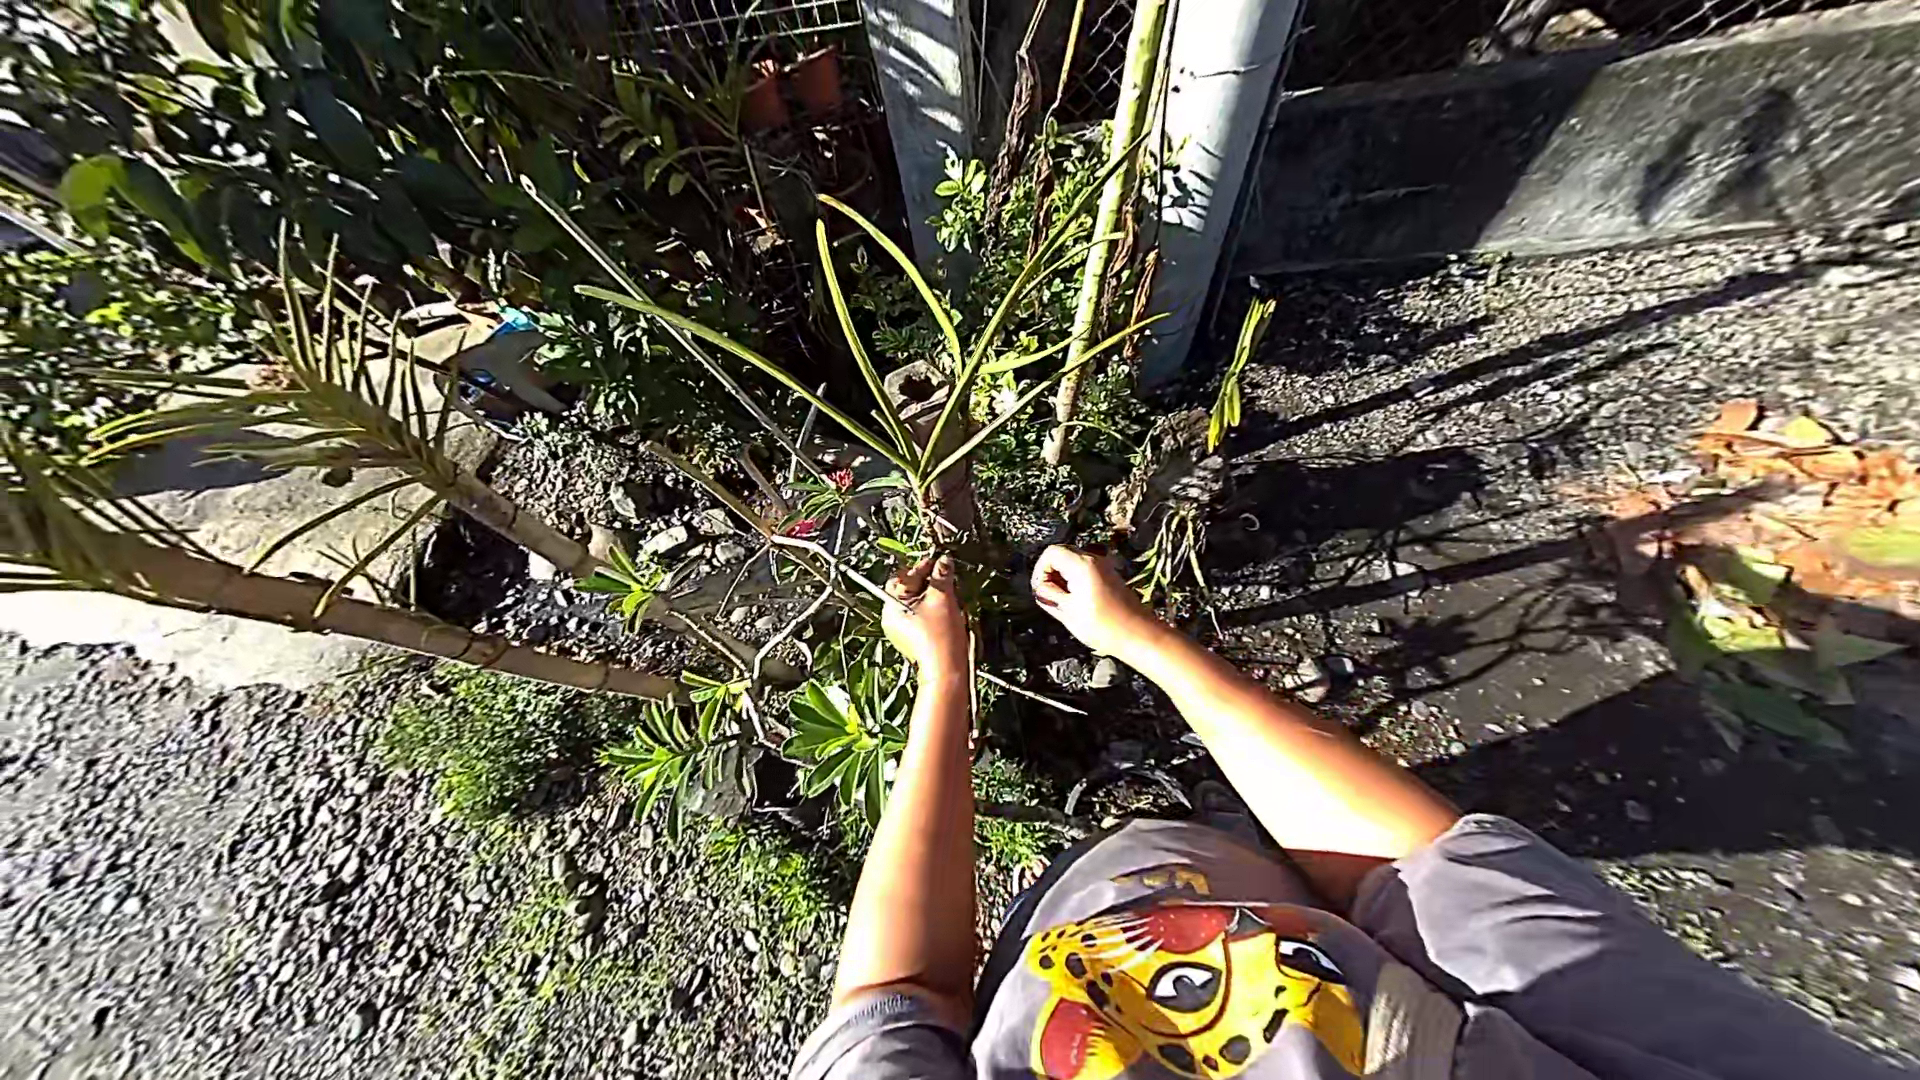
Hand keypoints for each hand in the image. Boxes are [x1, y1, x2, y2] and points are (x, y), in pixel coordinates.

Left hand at [883, 554, 968, 680]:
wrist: (947, 670)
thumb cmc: (940, 639)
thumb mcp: (942, 599)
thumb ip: (942, 576)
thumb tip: (944, 561)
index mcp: (891, 606)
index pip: (904, 576)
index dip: (923, 567)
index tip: (939, 561)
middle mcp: (892, 617)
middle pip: (908, 588)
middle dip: (927, 580)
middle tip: (945, 575)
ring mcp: (902, 628)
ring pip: (915, 601)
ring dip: (931, 593)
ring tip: (948, 593)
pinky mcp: (913, 636)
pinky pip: (920, 614)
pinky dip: (932, 607)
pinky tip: (946, 607)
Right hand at [1030, 545, 1156, 658]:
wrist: (1139, 635)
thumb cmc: (1106, 627)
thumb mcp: (1067, 613)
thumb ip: (1048, 596)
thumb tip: (1040, 589)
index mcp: (1082, 565)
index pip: (1051, 553)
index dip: (1040, 571)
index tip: (1042, 589)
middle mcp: (1094, 560)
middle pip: (1061, 555)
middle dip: (1051, 574)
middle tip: (1052, 597)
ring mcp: (1103, 567)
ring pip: (1072, 563)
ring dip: (1064, 579)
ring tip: (1066, 604)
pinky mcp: (1109, 577)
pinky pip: (1084, 572)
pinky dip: (1076, 583)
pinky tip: (1079, 604)